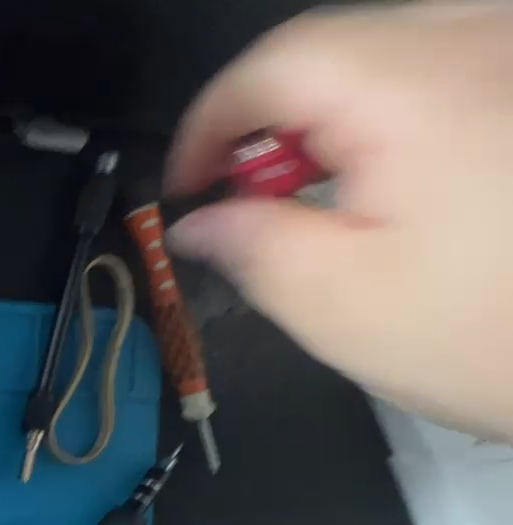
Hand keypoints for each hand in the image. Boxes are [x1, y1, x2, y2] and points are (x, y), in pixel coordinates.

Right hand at [165, 1, 512, 435]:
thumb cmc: (495, 332)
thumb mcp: (330, 300)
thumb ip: (247, 245)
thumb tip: (198, 223)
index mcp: (424, 99)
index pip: (277, 62)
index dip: (208, 121)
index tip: (188, 184)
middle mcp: (493, 52)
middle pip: (333, 47)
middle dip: (264, 121)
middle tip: (244, 194)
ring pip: (394, 48)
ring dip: (327, 115)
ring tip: (317, 189)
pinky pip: (454, 65)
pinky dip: (392, 111)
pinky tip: (389, 171)